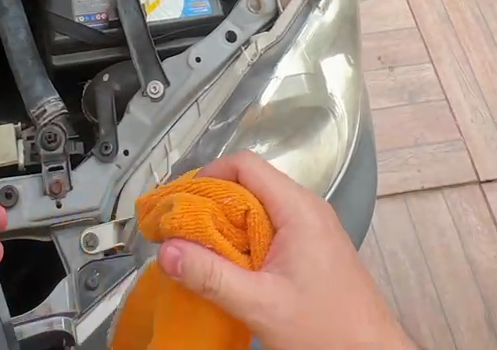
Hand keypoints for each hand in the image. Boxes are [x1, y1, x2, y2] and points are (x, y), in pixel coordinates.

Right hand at [155, 152, 413, 349]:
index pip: (244, 164)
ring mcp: (312, 227)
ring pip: (258, 207)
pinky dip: (245, 240)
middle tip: (182, 230)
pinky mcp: (312, 248)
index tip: (182, 203)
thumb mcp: (261, 305)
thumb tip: (167, 251)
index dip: (208, 176)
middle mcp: (307, 208)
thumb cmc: (329, 333)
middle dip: (212, 204)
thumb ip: (211, 276)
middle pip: (249, 184)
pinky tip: (231, 268)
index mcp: (298, 208)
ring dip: (227, 225)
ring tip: (200, 251)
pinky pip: (270, 228)